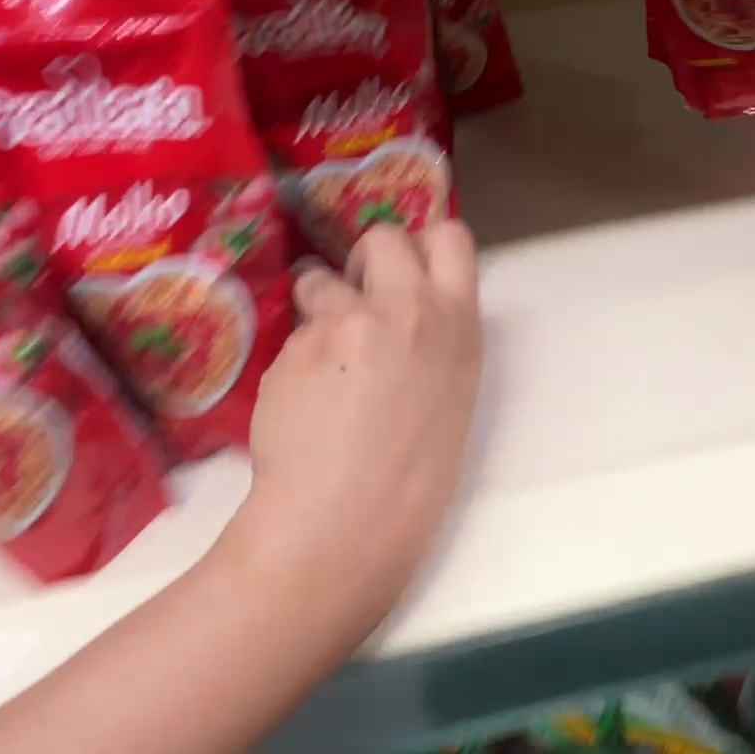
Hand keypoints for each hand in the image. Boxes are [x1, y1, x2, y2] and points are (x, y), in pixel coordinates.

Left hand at [217, 221, 482, 639]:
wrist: (349, 520)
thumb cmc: (419, 471)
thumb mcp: (453, 389)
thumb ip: (435, 336)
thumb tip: (405, 312)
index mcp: (457, 323)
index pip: (450, 234)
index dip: (425, 242)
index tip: (411, 265)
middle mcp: (407, 307)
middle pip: (384, 236)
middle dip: (367, 258)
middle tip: (359, 295)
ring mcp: (347, 321)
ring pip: (322, 279)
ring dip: (320, 303)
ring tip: (322, 355)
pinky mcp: (296, 346)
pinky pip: (296, 332)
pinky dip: (298, 355)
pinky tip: (302, 398)